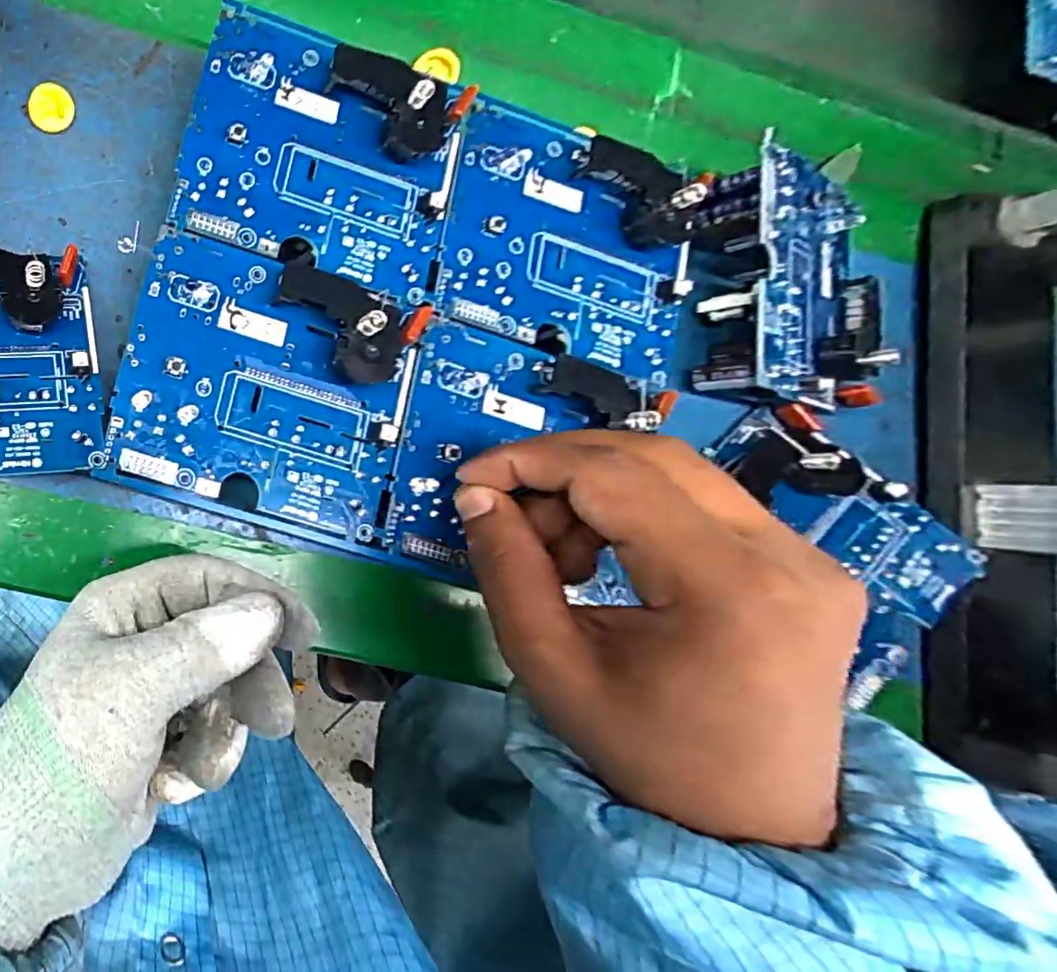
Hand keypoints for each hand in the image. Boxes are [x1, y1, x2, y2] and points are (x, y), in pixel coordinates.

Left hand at [0, 555, 315, 949]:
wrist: (25, 858)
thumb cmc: (68, 754)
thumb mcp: (132, 690)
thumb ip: (200, 648)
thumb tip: (267, 610)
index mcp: (123, 607)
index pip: (203, 579)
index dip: (255, 596)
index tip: (304, 630)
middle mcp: (140, 641)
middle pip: (224, 639)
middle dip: (245, 682)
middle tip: (273, 723)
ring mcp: (152, 695)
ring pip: (225, 695)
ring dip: (217, 737)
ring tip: (180, 768)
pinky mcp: (162, 742)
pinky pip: (211, 738)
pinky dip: (199, 764)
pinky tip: (162, 787)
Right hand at [453, 431, 864, 847]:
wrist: (745, 819)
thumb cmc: (642, 748)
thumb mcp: (547, 660)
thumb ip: (506, 568)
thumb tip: (477, 497)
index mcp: (731, 588)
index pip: (613, 477)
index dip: (527, 462)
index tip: (471, 480)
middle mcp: (788, 556)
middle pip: (648, 456)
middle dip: (555, 466)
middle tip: (502, 505)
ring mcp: (805, 556)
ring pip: (669, 471)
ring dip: (588, 490)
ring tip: (552, 551)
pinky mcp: (798, 562)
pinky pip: (693, 499)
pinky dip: (623, 508)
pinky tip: (596, 555)